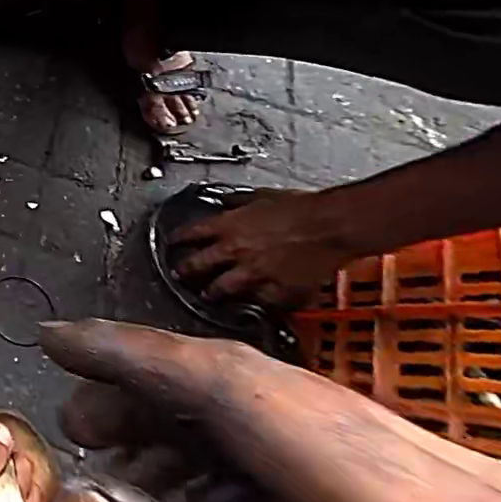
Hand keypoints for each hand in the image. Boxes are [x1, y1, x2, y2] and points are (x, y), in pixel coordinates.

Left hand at [169, 187, 353, 307]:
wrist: (328, 225)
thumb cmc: (299, 207)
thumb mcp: (258, 197)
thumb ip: (237, 202)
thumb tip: (226, 201)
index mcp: (226, 226)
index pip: (189, 234)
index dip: (177, 240)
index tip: (172, 244)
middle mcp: (234, 250)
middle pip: (197, 265)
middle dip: (184, 271)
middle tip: (178, 274)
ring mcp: (254, 273)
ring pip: (222, 288)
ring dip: (212, 292)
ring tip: (206, 296)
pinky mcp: (278, 290)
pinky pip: (261, 302)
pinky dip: (255, 304)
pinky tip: (251, 305)